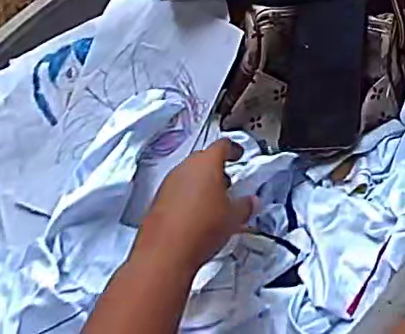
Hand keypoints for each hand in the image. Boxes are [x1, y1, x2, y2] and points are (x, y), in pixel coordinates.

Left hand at [135, 139, 257, 272]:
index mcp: (207, 162)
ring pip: (186, 177)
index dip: (233, 149)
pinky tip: (193, 218)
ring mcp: (166, 187)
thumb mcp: (234, 216)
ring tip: (211, 202)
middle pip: (202, 159)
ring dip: (199, 184)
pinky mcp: (153, 207)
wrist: (162, 259)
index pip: (223, 145)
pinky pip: (173, 195)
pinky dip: (184, 200)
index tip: (238, 154)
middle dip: (215, 168)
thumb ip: (246, 204)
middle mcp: (184, 169)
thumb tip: (250, 204)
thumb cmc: (199, 229)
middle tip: (227, 180)